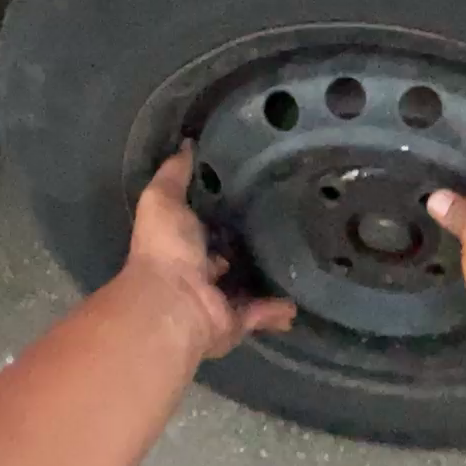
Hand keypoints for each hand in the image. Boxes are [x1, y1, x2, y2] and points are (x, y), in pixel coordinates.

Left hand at [121, 143, 295, 361]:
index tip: (254, 196)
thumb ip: (175, 174)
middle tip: (286, 226)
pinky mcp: (236, 321)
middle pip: (230, 259)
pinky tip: (300, 297)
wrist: (173, 304)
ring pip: (248, 287)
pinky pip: (262, 313)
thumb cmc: (167, 249)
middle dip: (250, 247)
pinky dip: (279, 309)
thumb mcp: (164, 199)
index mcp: (182, 246)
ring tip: (301, 260)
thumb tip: (187, 144)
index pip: (207, 229)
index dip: (225, 215)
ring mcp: (218, 300)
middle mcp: (200, 274)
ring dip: (269, 279)